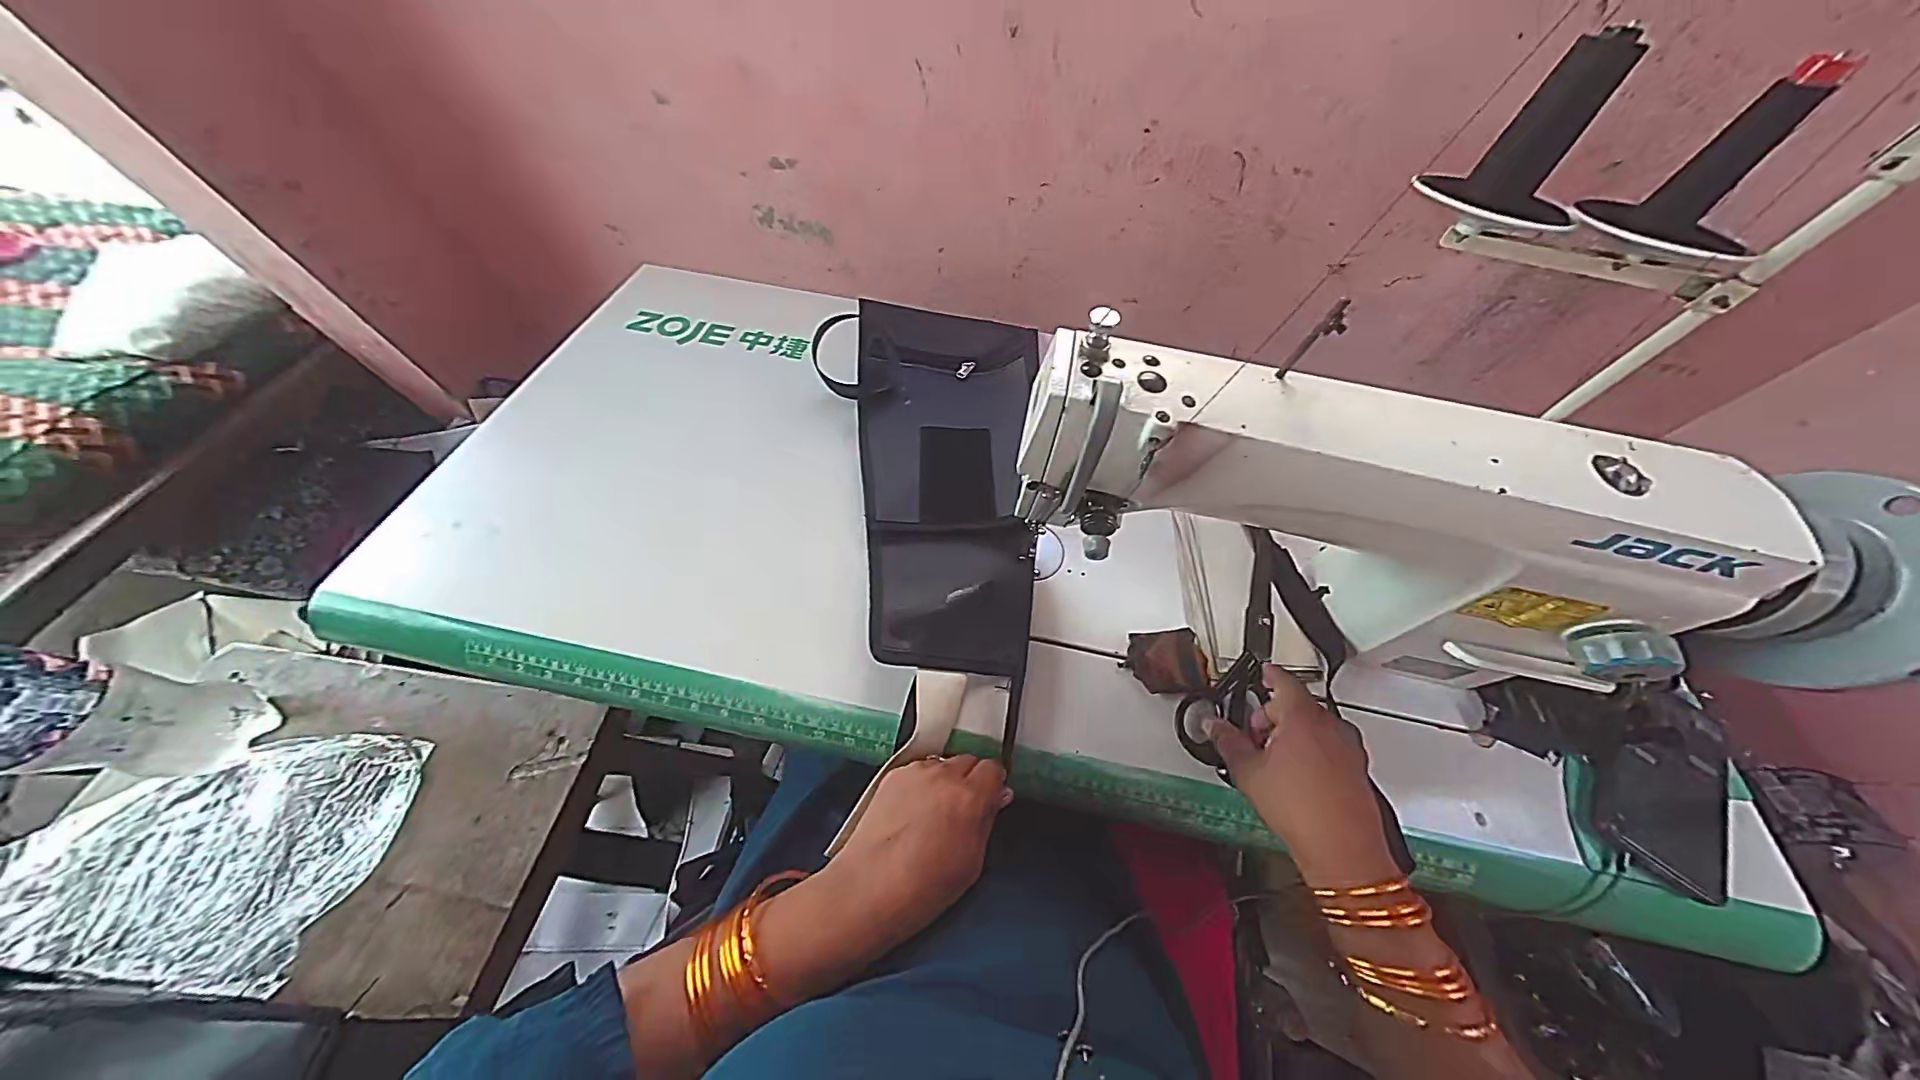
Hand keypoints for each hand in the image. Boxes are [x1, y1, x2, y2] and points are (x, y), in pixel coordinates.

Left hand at [764, 754, 1008, 987]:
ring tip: (935, 813)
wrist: (868, 889)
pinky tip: (913, 812)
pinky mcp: (891, 777)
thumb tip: (996, 798)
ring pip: (942, 763)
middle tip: (965, 809)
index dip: (993, 785)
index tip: (991, 798)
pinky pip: (918, 770)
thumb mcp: (972, 863)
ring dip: (945, 780)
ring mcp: (914, 773)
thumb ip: (987, 821)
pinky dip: (921, 783)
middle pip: (968, 761)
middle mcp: (942, 776)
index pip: (993, 768)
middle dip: (971, 780)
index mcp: (968, 796)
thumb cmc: (921, 887)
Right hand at [1211, 665, 1397, 884]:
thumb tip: (1215, 726)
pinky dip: (1312, 749)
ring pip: (1316, 726)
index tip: (1264, 672)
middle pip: (1299, 705)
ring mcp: (1349, 748)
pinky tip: (1296, 775)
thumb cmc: (1302, 810)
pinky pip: (1331, 746)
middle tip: (1254, 732)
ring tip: (1272, 759)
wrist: (1342, 849)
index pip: (1285, 682)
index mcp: (1303, 718)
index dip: (1270, 675)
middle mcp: (1332, 727)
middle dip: (1273, 714)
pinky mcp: (1358, 769)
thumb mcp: (1248, 771)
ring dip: (1293, 732)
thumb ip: (1228, 741)